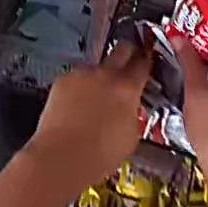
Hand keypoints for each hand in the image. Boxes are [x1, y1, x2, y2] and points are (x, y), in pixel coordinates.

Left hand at [23, 41, 151, 196]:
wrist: (62, 158)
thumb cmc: (98, 154)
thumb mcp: (131, 136)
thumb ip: (133, 113)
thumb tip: (131, 108)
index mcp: (128, 88)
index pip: (143, 62)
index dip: (145, 61)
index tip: (145, 62)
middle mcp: (107, 74)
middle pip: (122, 48)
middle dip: (127, 53)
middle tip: (126, 63)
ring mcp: (83, 74)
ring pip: (96, 66)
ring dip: (98, 77)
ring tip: (93, 99)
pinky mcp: (63, 80)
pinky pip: (75, 77)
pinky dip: (77, 88)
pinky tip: (74, 106)